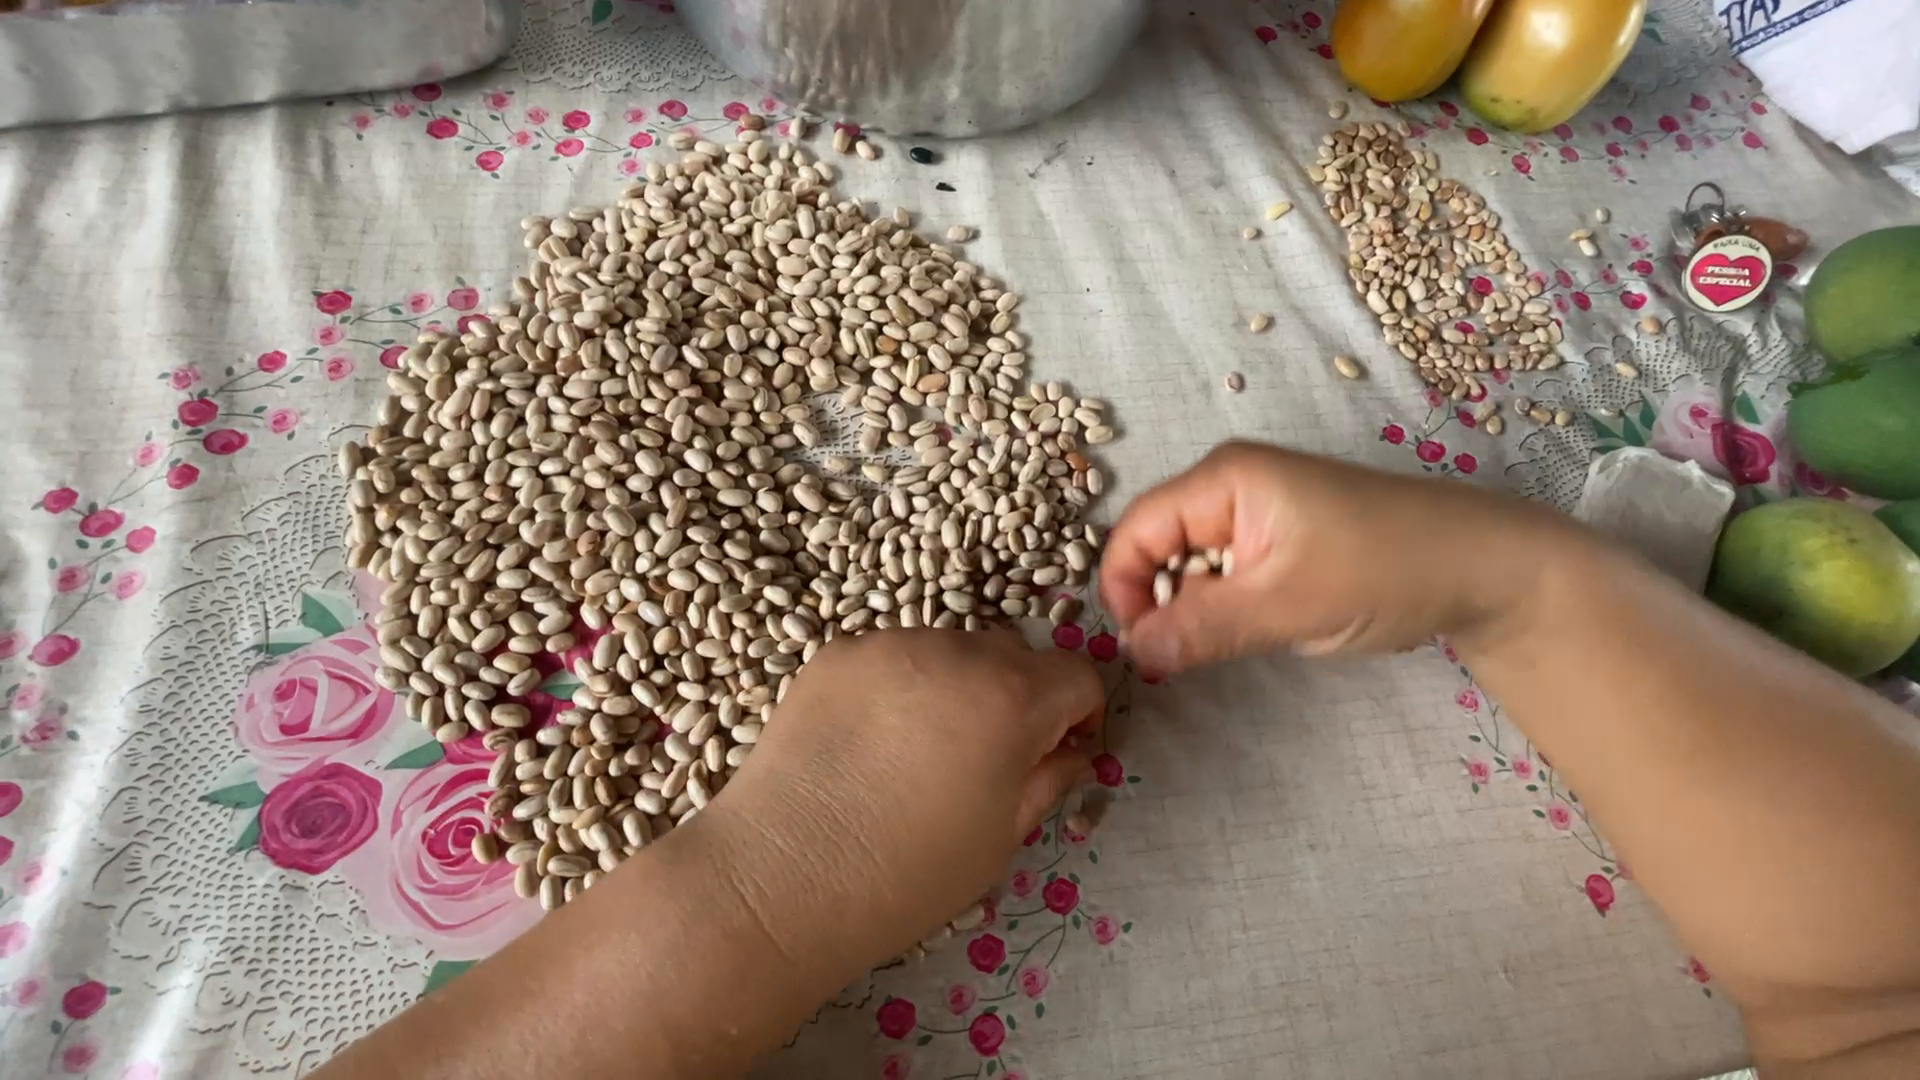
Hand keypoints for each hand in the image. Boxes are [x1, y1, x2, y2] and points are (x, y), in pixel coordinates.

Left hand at [699, 626, 1104, 985]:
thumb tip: (1071, 749)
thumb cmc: (906, 876)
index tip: (1055, 750)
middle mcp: (954, 650)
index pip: (1078, 674)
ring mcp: (889, 642)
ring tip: (918, 748)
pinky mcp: (838, 651)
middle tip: (984, 755)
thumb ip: (1049, 778)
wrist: (780, 879)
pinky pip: (896, 655)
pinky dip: (902, 684)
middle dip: (1019, 697)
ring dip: (958, 686)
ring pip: (953, 650)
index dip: (1078, 714)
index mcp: (1009, 697)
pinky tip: (871, 739)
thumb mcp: (1001, 837)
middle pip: (1015, 655)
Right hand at [1100, 442, 1573, 672]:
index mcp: (1223, 478)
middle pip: (1155, 545)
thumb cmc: (1388, 570)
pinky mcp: (1269, 540)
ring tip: (1229, 635)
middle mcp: (1226, 486)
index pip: (1137, 528)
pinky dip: (1219, 605)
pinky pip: (1217, 573)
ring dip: (1192, 606)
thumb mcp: (1289, 604)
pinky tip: (1249, 624)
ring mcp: (1248, 512)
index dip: (1124, 585)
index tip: (1141, 646)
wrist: (1486, 570)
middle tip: (1183, 652)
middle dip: (1158, 599)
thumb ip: (1204, 627)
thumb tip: (1131, 652)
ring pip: (1185, 564)